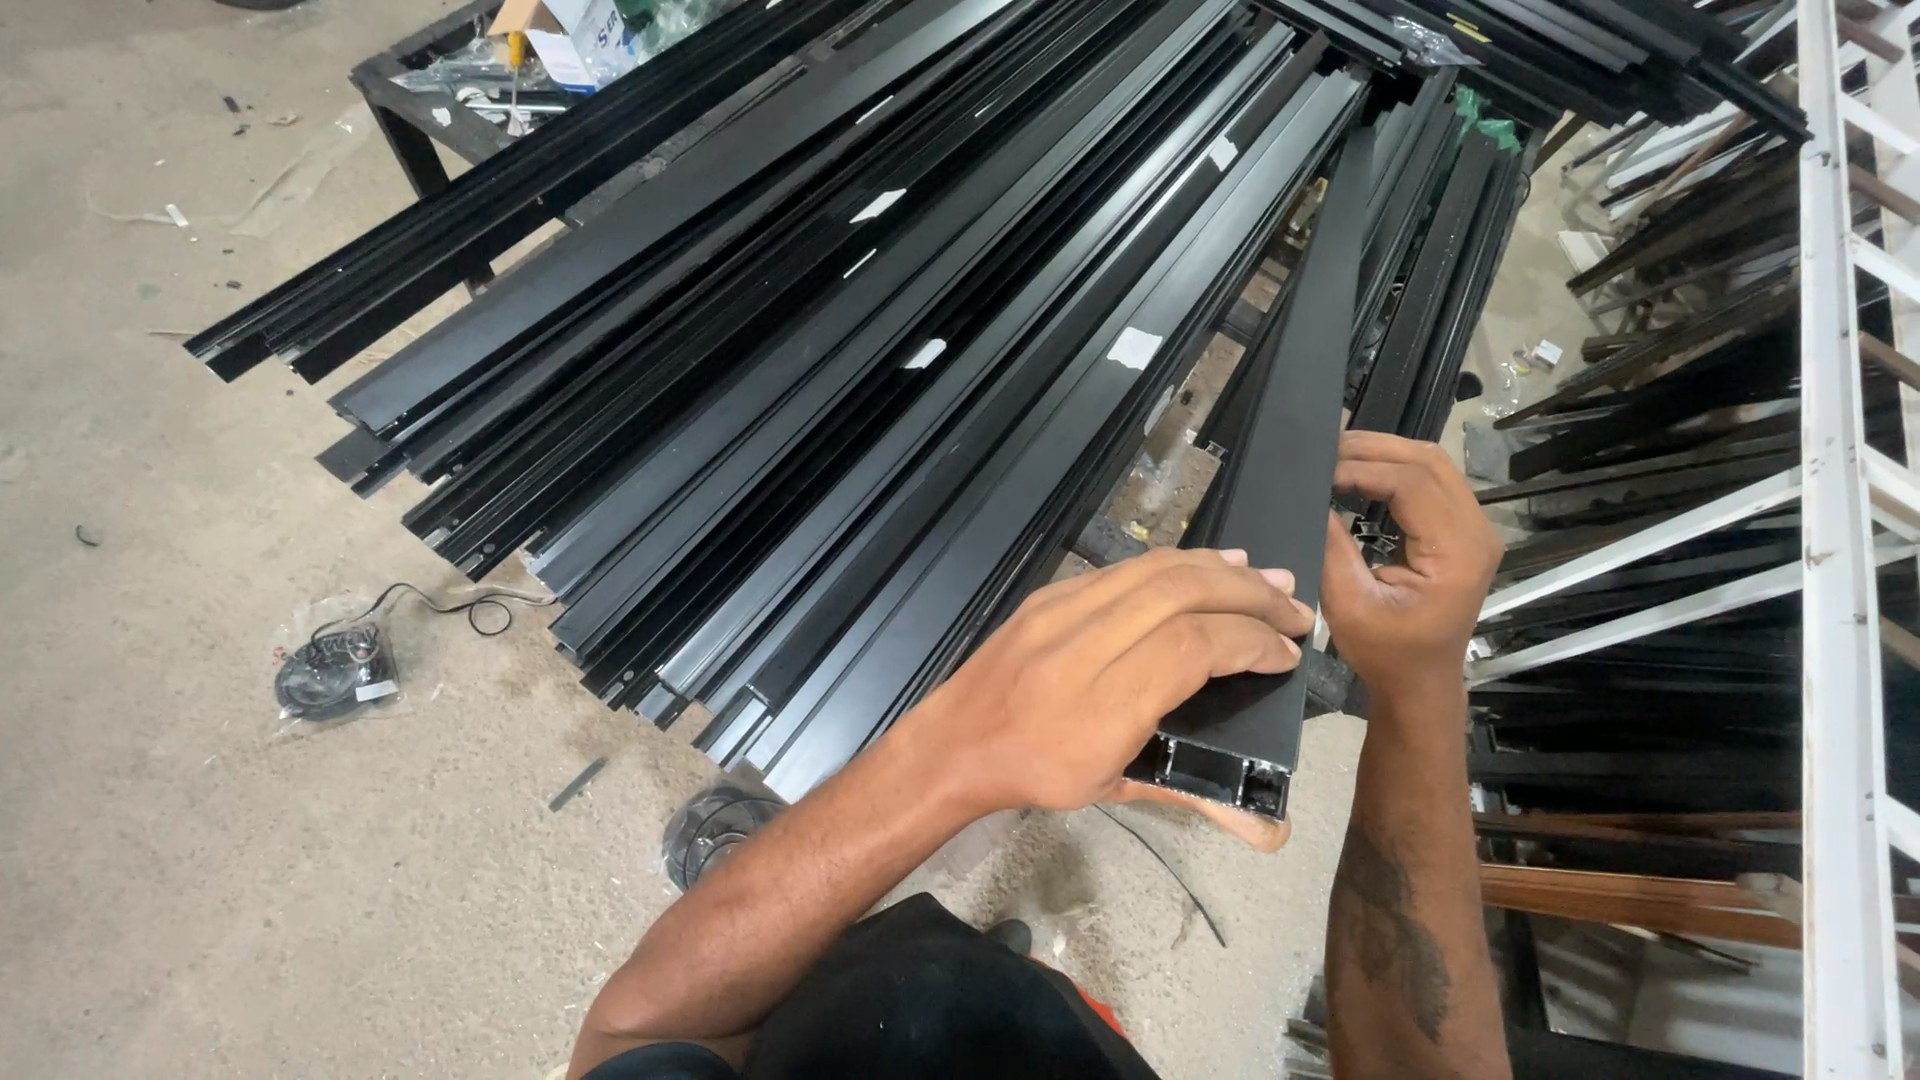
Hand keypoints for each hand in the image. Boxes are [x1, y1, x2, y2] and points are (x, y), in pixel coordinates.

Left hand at [893, 547, 1315, 814]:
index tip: (1286, 654)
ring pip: (1154, 569)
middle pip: (1181, 593)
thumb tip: (1270, 831)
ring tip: (1265, 576)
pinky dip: (1174, 562)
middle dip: (1249, 594)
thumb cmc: (1036, 772)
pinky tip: (1206, 564)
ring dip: (1218, 568)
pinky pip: (1123, 567)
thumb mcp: (1113, 790)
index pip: (1193, 647)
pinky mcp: (1049, 593)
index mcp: (1102, 702)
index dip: (1250, 642)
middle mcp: (1083, 644)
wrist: (956, 739)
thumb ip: (1192, 792)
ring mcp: (1061, 609)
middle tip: (1294, 606)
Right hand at [1321, 432, 1500, 703]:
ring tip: (1337, 454)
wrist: (1419, 681)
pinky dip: (1394, 467)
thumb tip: (1314, 498)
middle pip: (1429, 462)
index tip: (1318, 472)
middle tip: (1323, 449)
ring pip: (1434, 463)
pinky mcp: (1460, 529)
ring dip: (1385, 452)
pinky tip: (1360, 472)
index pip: (1412, 484)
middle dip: (1373, 448)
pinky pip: (1432, 480)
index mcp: (1455, 552)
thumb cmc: (1385, 651)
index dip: (1362, 469)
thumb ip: (1333, 548)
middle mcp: (1475, 531)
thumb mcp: (1348, 604)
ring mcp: (1474, 528)